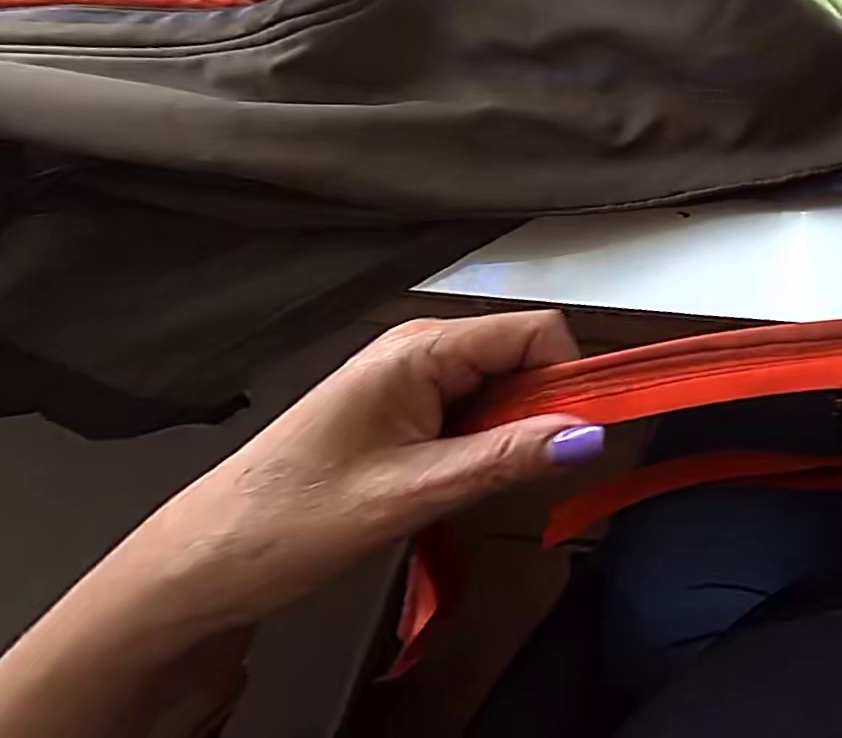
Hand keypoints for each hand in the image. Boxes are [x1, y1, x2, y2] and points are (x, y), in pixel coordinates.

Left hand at [128, 311, 602, 634]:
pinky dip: (497, 433)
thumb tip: (588, 435)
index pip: (538, 329)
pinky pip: (486, 400)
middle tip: (526, 460)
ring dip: (519, 423)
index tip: (575, 425)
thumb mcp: (410, 493)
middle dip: (544, 403)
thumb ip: (508, 458)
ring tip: (484, 470)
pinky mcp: (415, 399)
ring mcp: (419, 372)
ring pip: (512, 379)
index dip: (568, 372)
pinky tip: (467, 467)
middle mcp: (424, 347)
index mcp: (421, 348)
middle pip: (529, 352)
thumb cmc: (279, 524)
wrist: (190, 574)